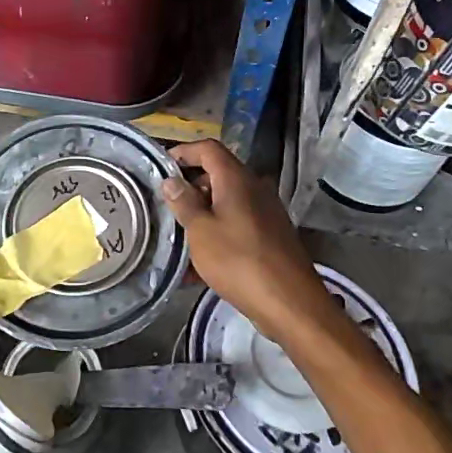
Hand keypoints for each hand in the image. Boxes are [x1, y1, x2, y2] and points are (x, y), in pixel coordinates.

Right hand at [163, 140, 338, 339]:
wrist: (290, 304)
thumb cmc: (239, 261)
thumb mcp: (200, 231)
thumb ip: (183, 203)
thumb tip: (171, 181)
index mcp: (237, 180)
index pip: (208, 149)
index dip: (183, 152)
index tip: (161, 168)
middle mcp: (255, 189)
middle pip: (217, 174)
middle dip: (189, 187)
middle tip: (166, 206)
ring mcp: (265, 213)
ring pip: (226, 202)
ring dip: (201, 213)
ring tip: (177, 236)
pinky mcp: (270, 236)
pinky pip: (236, 224)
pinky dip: (216, 233)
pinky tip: (197, 263)